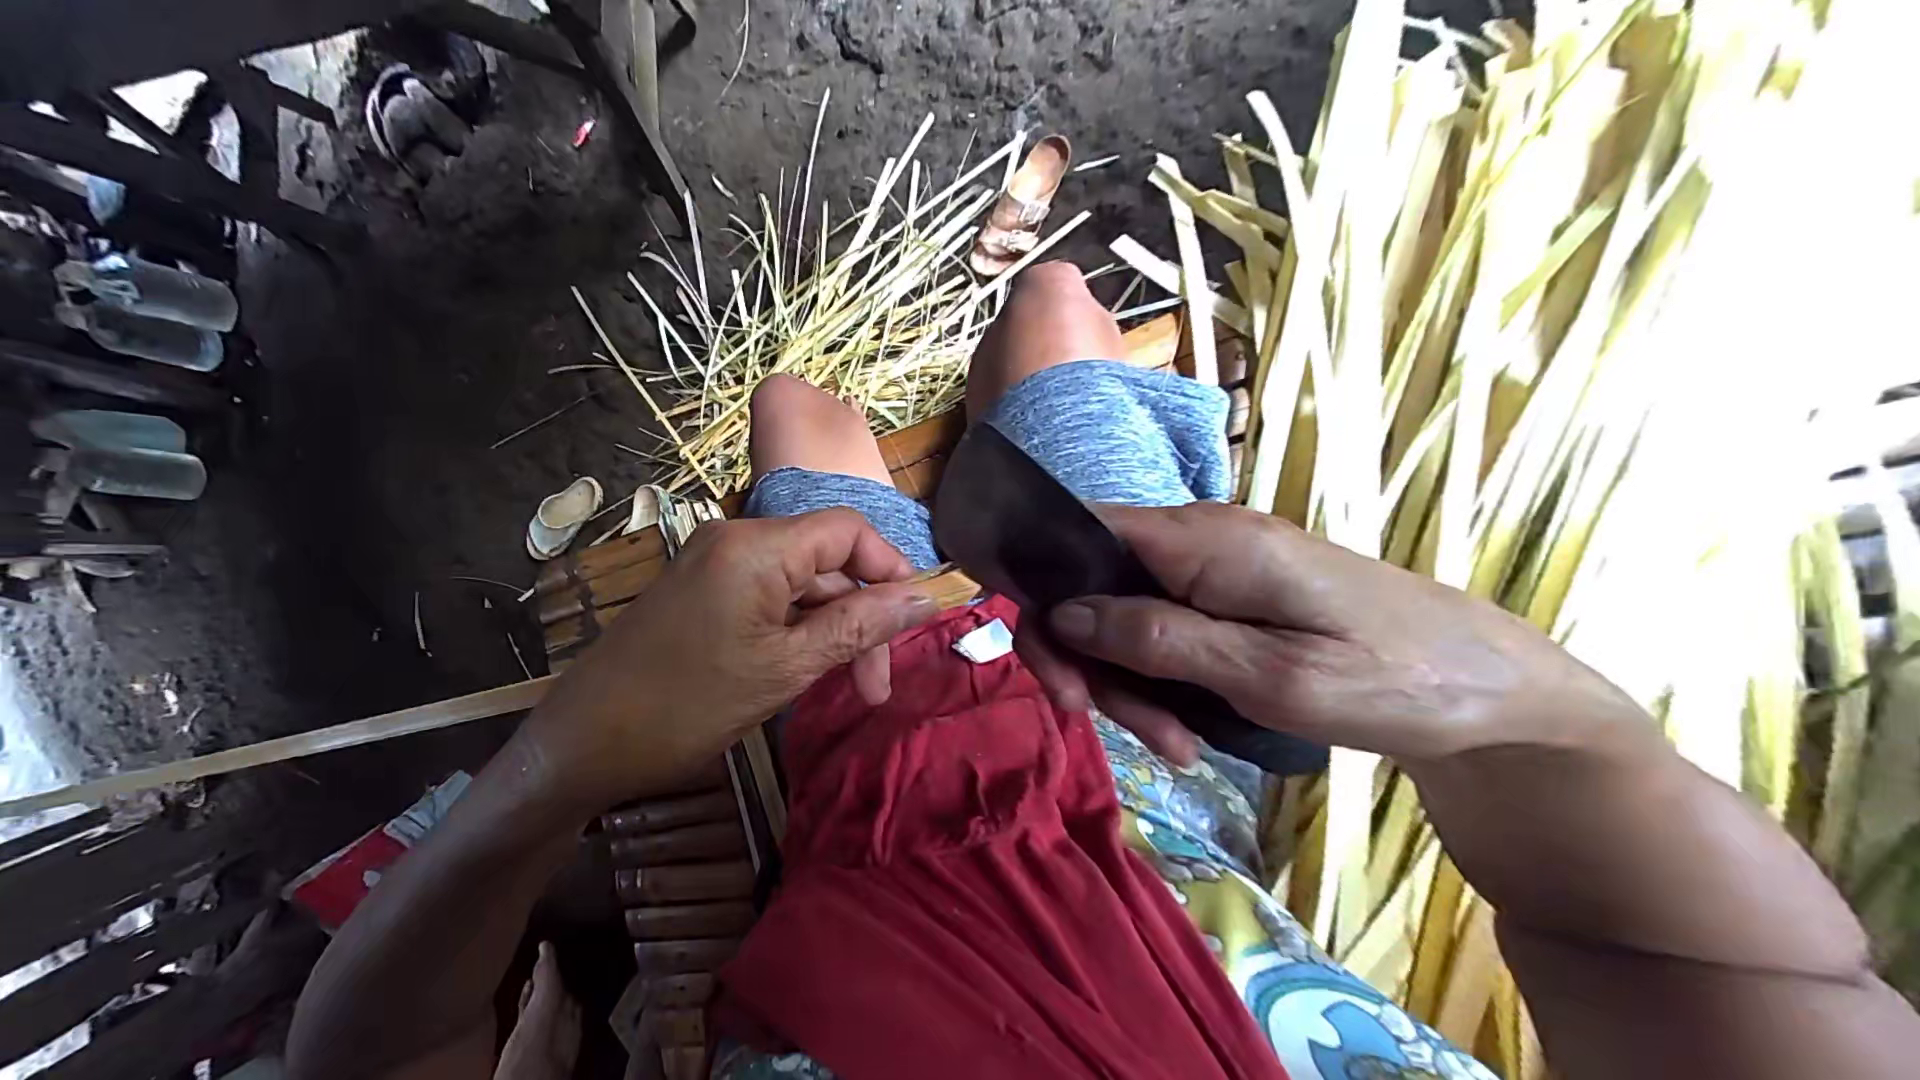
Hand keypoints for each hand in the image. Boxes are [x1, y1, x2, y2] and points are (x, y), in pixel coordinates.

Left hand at [517, 509, 938, 814]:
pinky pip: (772, 596)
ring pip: (803, 585)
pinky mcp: (706, 589)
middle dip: (861, 619)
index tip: (911, 624)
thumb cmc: (687, 707)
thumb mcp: (787, 669)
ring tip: (842, 688)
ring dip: (831, 631)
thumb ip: (860, 626)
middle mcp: (738, 538)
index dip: (891, 569)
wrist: (581, 745)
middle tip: (874, 688)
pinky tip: (804, 672)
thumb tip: (924, 598)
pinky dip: (798, 630)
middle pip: (829, 563)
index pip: (849, 531)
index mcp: (758, 546)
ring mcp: (717, 563)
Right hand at [1019, 501, 1642, 764]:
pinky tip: (1190, 730)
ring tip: (1178, 746)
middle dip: (1097, 662)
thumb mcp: (1270, 675)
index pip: (1079, 534)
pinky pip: (1163, 627)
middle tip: (1141, 734)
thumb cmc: (1394, 680)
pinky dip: (1161, 679)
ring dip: (1133, 682)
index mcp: (1205, 539)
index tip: (1059, 677)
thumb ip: (1161, 638)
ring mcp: (1214, 565)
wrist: (1495, 689)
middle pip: (1096, 584)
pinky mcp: (1228, 593)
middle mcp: (1198, 537)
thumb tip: (1062, 612)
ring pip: (1126, 614)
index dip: (1043, 594)